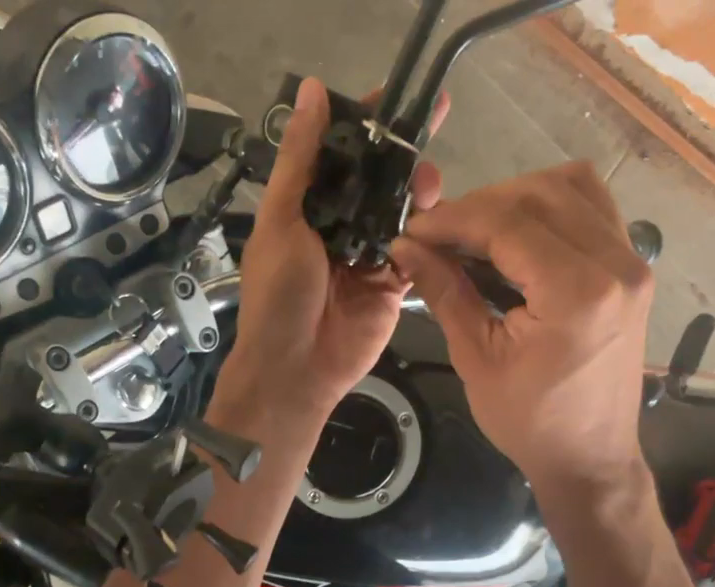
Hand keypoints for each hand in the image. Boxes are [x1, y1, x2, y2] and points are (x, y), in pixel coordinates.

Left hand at [223, 78, 445, 417]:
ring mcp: (369, 255)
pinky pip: (418, 250)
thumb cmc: (278, 295)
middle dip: (401, 152)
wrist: (295, 368)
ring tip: (428, 181)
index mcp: (306, 207)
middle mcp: (339, 226)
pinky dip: (429, 233)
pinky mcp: (394, 284)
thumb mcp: (280, 219)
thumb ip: (299, 159)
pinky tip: (437, 215)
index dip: (364, 124)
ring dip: (417, 189)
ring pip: (402, 209)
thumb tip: (313, 90)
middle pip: (378, 178)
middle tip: (427, 125)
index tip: (394, 97)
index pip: (340, 155)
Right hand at [390, 163, 652, 496]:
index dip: (454, 219)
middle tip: (441, 234)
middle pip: (543, 192)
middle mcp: (616, 264)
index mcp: (577, 294)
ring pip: (574, 187)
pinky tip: (517, 236)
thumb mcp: (477, 359)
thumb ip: (445, 292)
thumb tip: (406, 247)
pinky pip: (593, 209)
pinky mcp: (633, 267)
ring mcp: (632, 262)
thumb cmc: (529, 421)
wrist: (589, 456)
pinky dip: (551, 207)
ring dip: (518, 197)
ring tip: (478, 230)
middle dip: (482, 204)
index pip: (509, 223)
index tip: (414, 230)